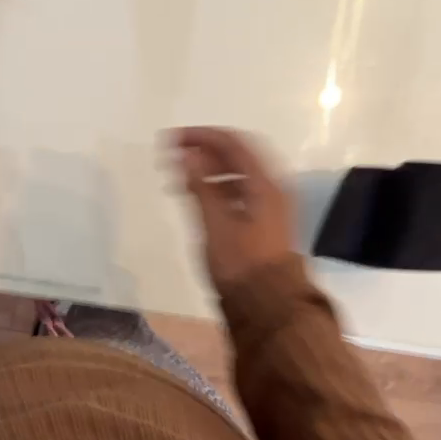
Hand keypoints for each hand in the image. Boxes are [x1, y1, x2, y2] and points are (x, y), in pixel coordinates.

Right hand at [172, 127, 297, 290]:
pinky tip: (195, 197)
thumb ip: (201, 186)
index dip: (201, 136)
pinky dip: (214, 187)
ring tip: (176, 177)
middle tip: (170, 154)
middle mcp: (270, 188)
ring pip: (235, 175)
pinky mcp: (260, 222)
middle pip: (236, 156)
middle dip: (202, 151)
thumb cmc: (239, 263)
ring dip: (207, 170)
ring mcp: (267, 206)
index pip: (232, 144)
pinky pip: (236, 192)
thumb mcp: (216, 224)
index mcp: (264, 184)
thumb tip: (188, 154)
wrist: (266, 303)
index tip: (170, 139)